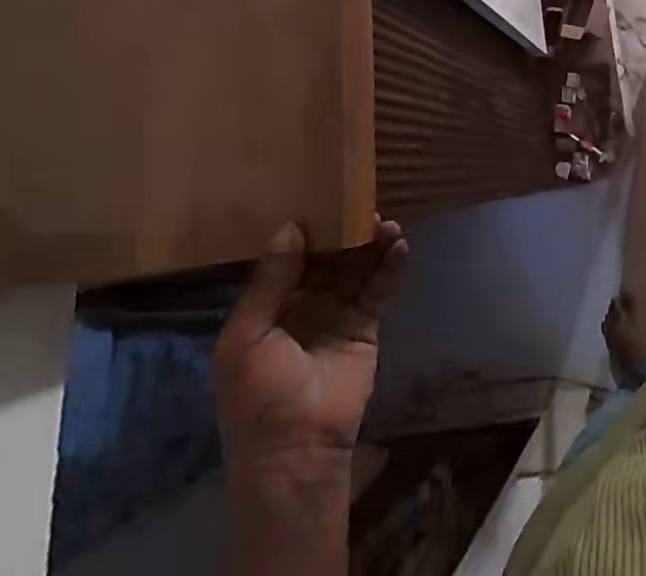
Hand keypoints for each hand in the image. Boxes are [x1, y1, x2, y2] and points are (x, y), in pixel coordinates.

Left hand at [215, 220, 408, 572]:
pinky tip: (399, 247)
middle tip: (361, 205)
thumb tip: (290, 228)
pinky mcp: (366, 327)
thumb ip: (269, 282)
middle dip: (343, 234)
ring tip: (386, 222)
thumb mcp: (246, 337)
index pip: (289, 258)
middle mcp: (304, 304)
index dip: (306, 231)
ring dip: (371, 247)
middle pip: (328, 259)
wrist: (297, 447)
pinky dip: (389, 269)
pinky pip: (378, 292)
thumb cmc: (259, 394)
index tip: (320, 199)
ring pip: (356, 271)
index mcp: (268, 306)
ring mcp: (337, 314)